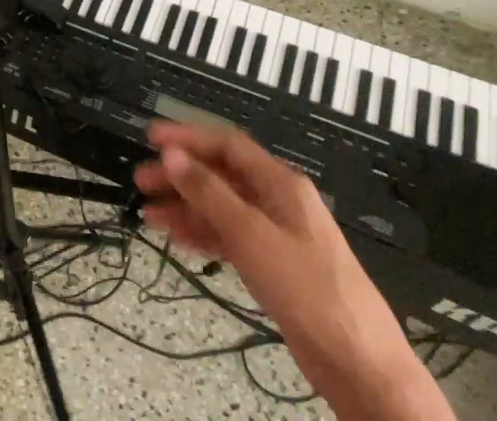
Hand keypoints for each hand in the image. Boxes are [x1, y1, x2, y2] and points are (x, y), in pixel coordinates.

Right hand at [135, 123, 452, 420]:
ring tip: (148, 214)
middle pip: (222, 176)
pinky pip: (230, 237)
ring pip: (222, 208)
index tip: (150, 139)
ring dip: (186, 207)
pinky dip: (203, 234)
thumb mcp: (251, 235)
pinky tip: (177, 238)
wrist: (355, 358)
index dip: (188, 138)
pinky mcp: (273, 264)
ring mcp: (277, 234)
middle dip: (181, 175)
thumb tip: (171, 155)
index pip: (228, 145)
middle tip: (141, 181)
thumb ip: (209, 193)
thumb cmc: (305, 287)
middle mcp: (278, 202)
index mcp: (281, 184)